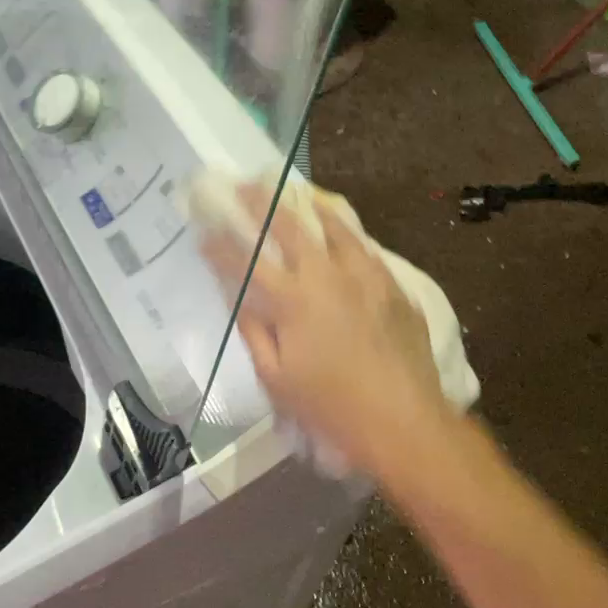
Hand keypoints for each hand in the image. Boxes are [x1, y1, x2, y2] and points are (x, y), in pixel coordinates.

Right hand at [200, 180, 457, 475]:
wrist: (404, 422)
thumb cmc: (330, 406)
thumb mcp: (276, 378)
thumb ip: (254, 330)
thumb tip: (238, 296)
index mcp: (293, 300)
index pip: (247, 262)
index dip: (221, 246)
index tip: (204, 231)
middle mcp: (328, 277)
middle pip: (291, 228)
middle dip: (263, 204)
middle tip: (246, 185)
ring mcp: (366, 277)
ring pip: (336, 228)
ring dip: (312, 206)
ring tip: (299, 192)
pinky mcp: (393, 287)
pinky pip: (366, 248)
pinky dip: (347, 233)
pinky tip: (342, 231)